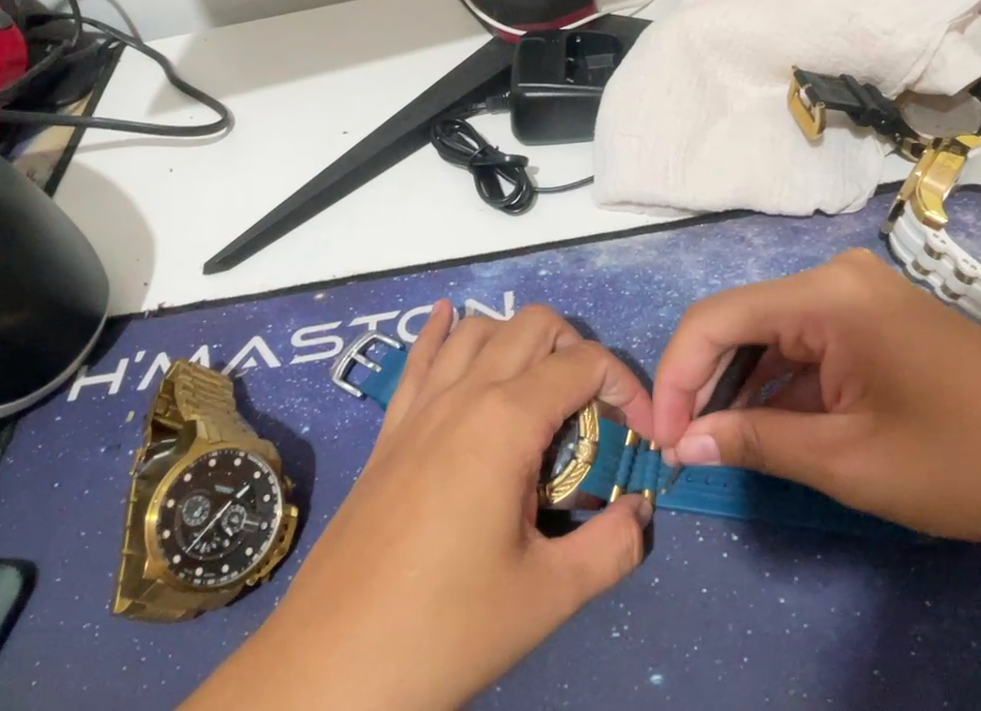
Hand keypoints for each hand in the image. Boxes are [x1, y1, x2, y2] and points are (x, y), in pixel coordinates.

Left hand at [187, 302, 655, 710]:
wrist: (336, 662)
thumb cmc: (449, 626)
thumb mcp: (550, 594)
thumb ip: (613, 544)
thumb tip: (640, 510)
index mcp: (505, 423)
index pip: (583, 364)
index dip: (627, 387)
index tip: (644, 437)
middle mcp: (461, 396)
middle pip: (532, 326)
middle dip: (579, 352)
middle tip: (597, 417)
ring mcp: (418, 409)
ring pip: (476, 330)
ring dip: (519, 340)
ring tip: (543, 389)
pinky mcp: (389, 432)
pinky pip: (418, 357)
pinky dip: (442, 330)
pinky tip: (450, 318)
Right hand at [651, 248, 980, 553]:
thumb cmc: (967, 463)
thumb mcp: (848, 461)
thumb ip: (755, 442)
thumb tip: (685, 443)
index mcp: (827, 294)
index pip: (714, 319)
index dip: (676, 378)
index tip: (662, 439)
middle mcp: (837, 278)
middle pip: (739, 323)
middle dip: (704, 384)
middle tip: (683, 448)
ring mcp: (861, 298)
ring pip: (770, 336)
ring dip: (739, 388)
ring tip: (714, 445)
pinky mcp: (879, 323)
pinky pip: (806, 347)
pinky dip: (780, 388)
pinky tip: (765, 429)